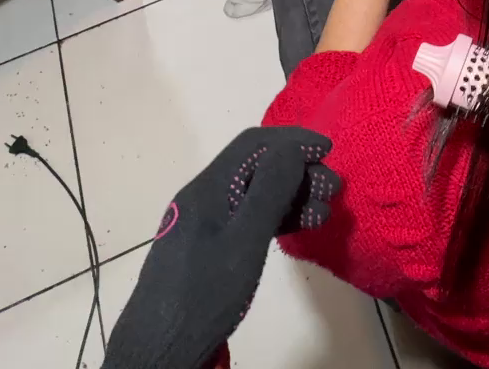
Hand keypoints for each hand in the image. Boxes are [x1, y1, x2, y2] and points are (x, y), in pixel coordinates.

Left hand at [103, 127, 339, 368]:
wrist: (157, 355)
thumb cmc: (203, 294)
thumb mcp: (243, 242)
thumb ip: (269, 191)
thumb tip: (293, 149)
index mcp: (208, 187)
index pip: (254, 144)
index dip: (293, 140)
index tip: (328, 152)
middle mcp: (206, 197)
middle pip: (257, 166)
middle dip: (298, 170)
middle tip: (332, 190)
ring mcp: (206, 224)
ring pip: (255, 193)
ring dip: (292, 195)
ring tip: (322, 212)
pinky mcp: (209, 249)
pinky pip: (249, 217)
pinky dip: (277, 216)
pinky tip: (298, 226)